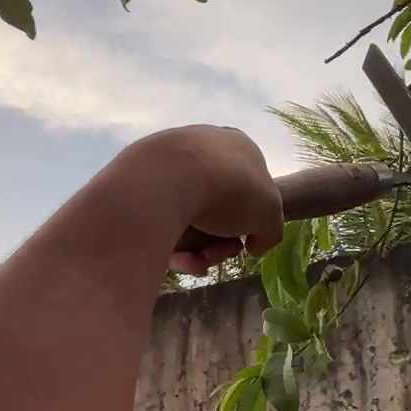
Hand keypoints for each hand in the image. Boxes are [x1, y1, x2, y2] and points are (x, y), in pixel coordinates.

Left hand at [129, 126, 284, 275]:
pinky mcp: (140, 178)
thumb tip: (255, 246)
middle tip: (218, 255)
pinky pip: (160, 215)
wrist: (170, 179)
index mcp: (239, 147)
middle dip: (220, 240)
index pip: (250, 188)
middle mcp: (203, 147)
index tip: (243, 243)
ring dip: (196, 247)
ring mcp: (168, 160)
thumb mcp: (270, 214)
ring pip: (187, 215)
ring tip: (195, 263)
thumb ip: (269, 231)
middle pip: (217, 207)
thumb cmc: (233, 190)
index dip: (249, 220)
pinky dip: (169, 239)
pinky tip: (175, 258)